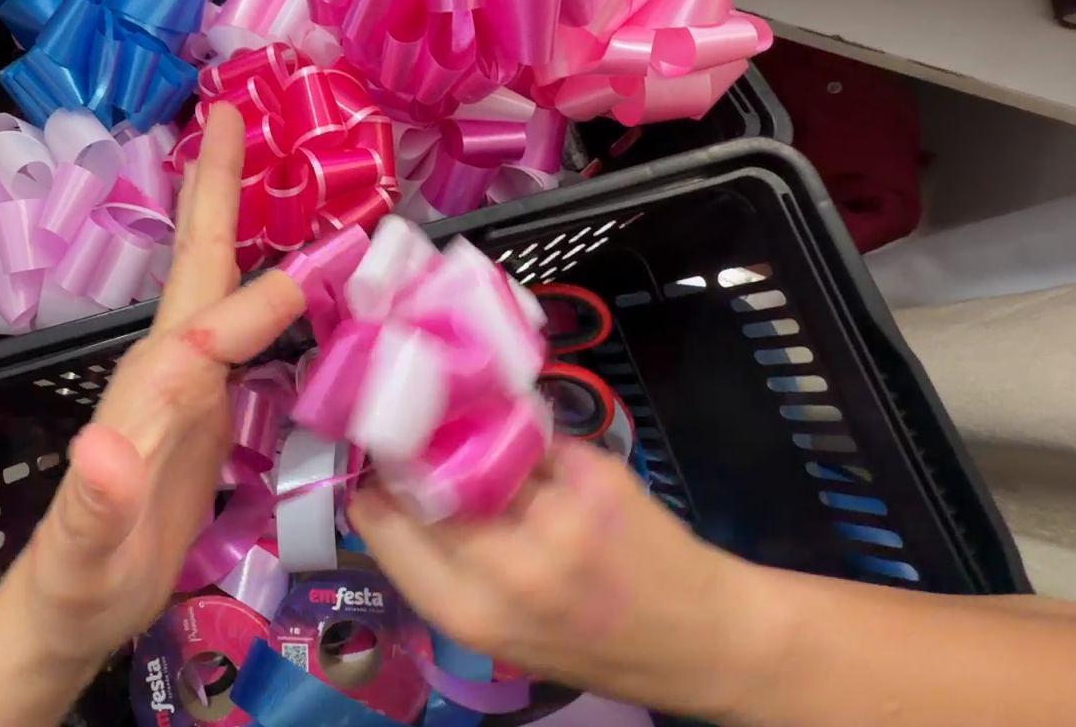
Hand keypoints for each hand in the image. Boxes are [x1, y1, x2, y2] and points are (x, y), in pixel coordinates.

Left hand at [0, 103, 306, 666]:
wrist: (73, 605)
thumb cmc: (80, 579)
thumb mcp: (84, 552)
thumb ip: (95, 505)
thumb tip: (105, 445)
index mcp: (150, 389)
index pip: (211, 328)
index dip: (264, 301)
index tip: (329, 265)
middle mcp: (167, 366)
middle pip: (196, 265)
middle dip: (212, 190)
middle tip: (228, 117)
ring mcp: (183, 381)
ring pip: (215, 284)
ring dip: (233, 221)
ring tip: (256, 170)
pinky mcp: (201, 403)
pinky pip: (238, 326)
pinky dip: (259, 287)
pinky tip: (281, 281)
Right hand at [348, 439, 770, 717]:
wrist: (705, 642)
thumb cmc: (586, 641)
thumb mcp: (492, 628)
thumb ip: (433, 559)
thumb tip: (379, 484)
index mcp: (465, 612)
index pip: (375, 516)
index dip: (369, 482)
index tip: (373, 462)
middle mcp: (504, 566)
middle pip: (414, 470)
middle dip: (409, 448)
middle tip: (414, 437)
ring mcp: (554, 516)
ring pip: (467, 441)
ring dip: (463, 435)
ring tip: (470, 438)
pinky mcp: (592, 475)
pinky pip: (522, 434)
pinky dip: (515, 435)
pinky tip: (528, 450)